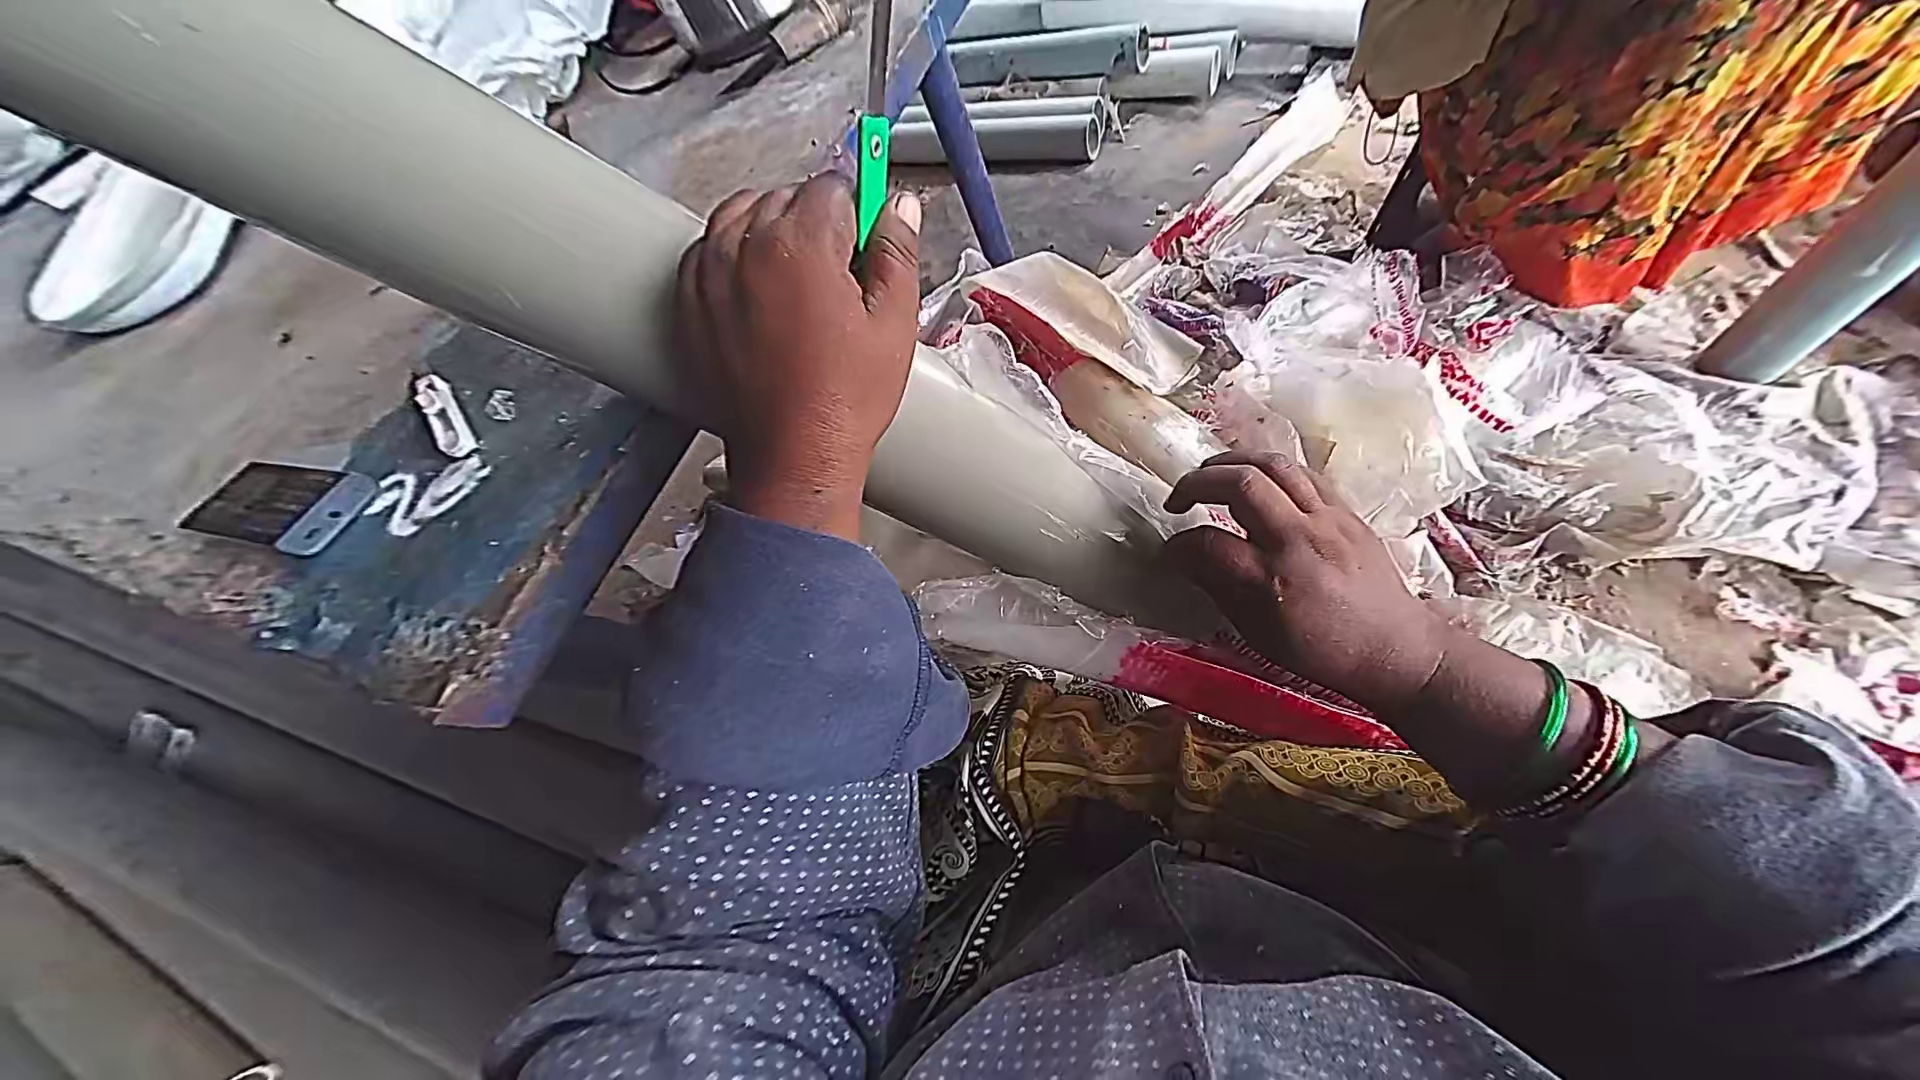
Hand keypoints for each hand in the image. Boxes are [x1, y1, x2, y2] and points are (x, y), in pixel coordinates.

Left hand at [676, 174, 922, 539]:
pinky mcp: (690, 301)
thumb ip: (898, 253)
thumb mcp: (894, 325)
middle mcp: (746, 247)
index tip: (867, 229)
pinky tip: (766, 299)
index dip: (860, 211)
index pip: (834, 186)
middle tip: (841, 280)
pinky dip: (738, 259)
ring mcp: (710, 274)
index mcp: (802, 246)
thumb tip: (900, 207)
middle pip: (788, 197)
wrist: (794, 456)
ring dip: (775, 235)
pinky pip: (711, 250)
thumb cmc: (843, 403)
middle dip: (818, 226)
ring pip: (744, 216)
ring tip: (801, 288)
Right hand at [1162, 452, 1452, 714]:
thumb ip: (1217, 587)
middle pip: (1240, 484)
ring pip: (1273, 465)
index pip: (1208, 543)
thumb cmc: (1321, 651)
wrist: (1397, 650)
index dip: (1178, 545)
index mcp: (1271, 580)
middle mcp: (1299, 540)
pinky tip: (1254, 482)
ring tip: (1209, 476)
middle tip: (1179, 499)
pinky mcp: (1347, 512)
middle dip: (1196, 482)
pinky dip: (1268, 470)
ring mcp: (1328, 520)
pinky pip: (1302, 473)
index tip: (1169, 552)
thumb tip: (1184, 558)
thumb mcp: (1257, 632)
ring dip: (1230, 463)